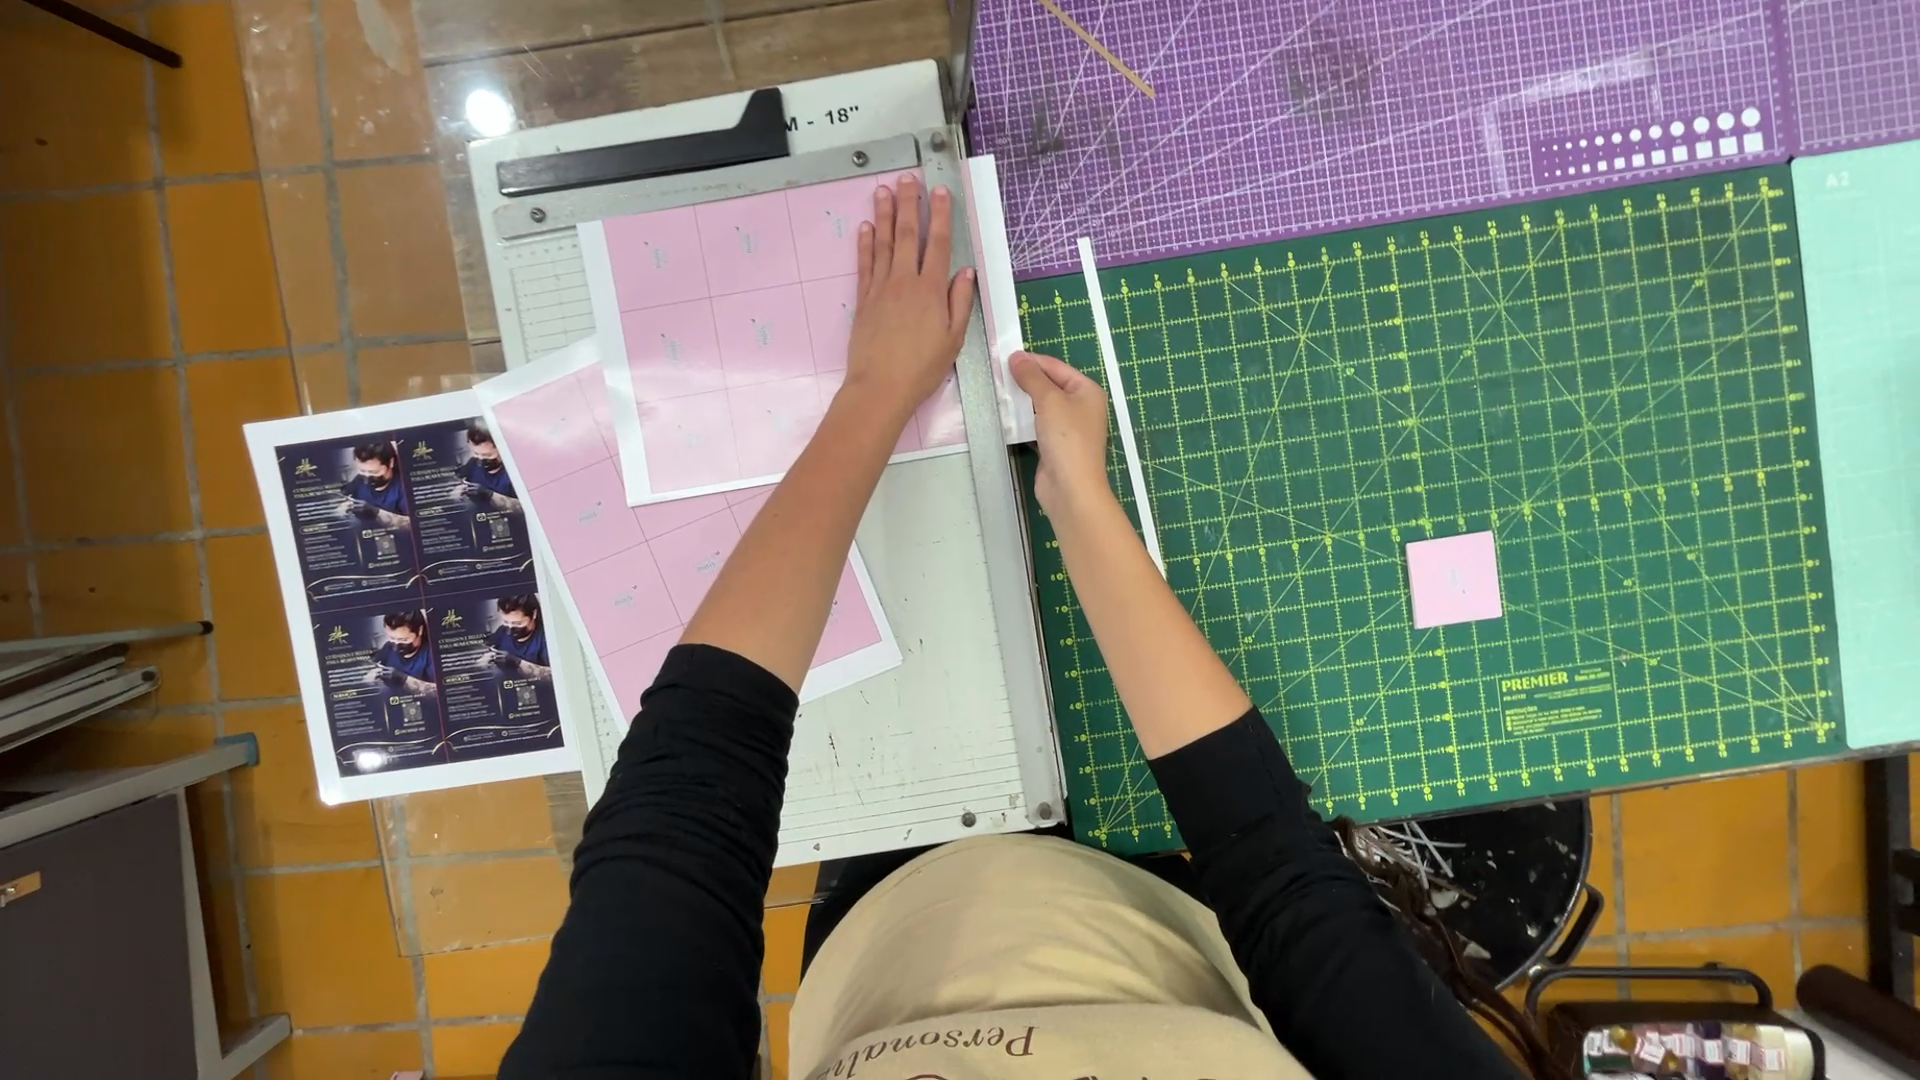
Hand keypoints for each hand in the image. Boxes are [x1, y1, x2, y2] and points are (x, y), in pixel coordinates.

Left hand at [843, 174, 976, 423]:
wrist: (881, 387)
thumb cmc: (922, 369)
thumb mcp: (953, 341)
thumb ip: (959, 304)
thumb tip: (965, 274)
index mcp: (931, 292)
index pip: (938, 246)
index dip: (940, 217)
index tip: (940, 193)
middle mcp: (905, 283)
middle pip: (908, 235)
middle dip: (909, 205)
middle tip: (909, 179)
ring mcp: (881, 289)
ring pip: (883, 244)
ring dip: (884, 215)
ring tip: (884, 191)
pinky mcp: (864, 301)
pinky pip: (865, 265)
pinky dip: (865, 244)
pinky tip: (866, 228)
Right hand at [1011, 351, 1112, 514]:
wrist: (1070, 488)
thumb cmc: (1067, 439)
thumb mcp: (1049, 400)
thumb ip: (1032, 377)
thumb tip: (1017, 357)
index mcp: (1087, 391)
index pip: (1057, 367)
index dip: (1032, 361)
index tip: (1005, 358)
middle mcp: (1080, 407)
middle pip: (1049, 386)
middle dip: (1025, 382)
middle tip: (998, 376)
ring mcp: (1068, 428)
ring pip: (1040, 408)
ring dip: (1021, 403)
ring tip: (997, 395)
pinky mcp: (1054, 446)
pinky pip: (1036, 427)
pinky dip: (1022, 423)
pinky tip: (1005, 419)